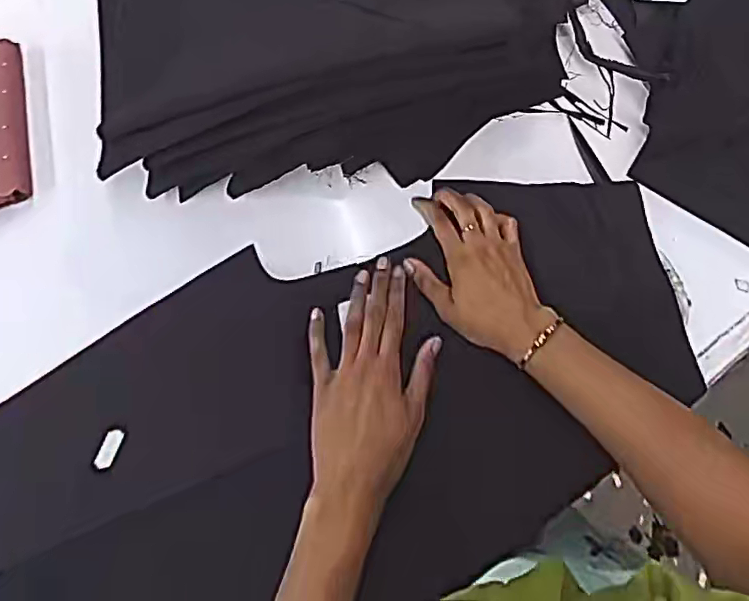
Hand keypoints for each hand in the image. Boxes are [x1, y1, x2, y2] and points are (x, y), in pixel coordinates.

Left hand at [307, 257, 439, 522]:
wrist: (349, 482)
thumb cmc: (383, 455)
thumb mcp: (415, 414)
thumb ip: (423, 374)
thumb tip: (432, 345)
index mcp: (387, 370)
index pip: (395, 321)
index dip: (397, 293)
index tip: (398, 274)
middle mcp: (363, 366)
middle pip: (373, 316)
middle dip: (378, 286)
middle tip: (380, 265)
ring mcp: (340, 374)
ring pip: (349, 326)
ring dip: (354, 299)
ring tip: (358, 277)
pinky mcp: (321, 387)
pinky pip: (318, 352)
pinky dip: (317, 331)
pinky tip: (317, 314)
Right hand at [407, 190, 556, 362]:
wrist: (521, 327)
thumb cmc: (487, 321)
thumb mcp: (447, 308)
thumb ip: (426, 282)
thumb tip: (411, 266)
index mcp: (460, 258)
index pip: (440, 221)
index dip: (427, 208)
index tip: (421, 204)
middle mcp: (479, 246)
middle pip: (462, 207)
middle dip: (447, 196)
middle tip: (439, 195)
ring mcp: (498, 244)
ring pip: (484, 209)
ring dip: (470, 199)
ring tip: (461, 197)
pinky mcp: (514, 249)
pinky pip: (508, 222)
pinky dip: (498, 214)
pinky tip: (492, 215)